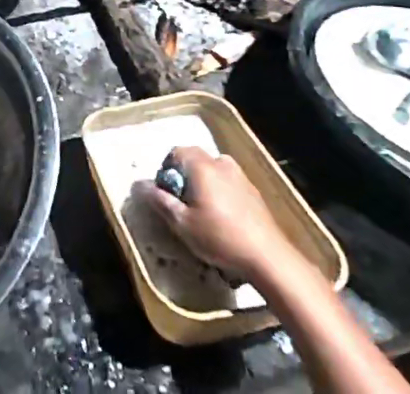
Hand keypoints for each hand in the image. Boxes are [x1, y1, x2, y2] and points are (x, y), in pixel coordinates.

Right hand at [132, 145, 297, 280]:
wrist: (268, 257)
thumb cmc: (220, 237)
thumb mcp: (182, 223)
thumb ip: (160, 200)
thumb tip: (140, 184)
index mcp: (201, 166)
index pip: (176, 152)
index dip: (166, 170)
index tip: (167, 193)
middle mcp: (221, 163)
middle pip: (195, 158)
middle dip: (184, 176)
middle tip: (183, 203)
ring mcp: (240, 176)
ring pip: (213, 170)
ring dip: (204, 183)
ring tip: (204, 211)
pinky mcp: (253, 191)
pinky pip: (228, 182)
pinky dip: (220, 191)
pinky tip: (224, 217)